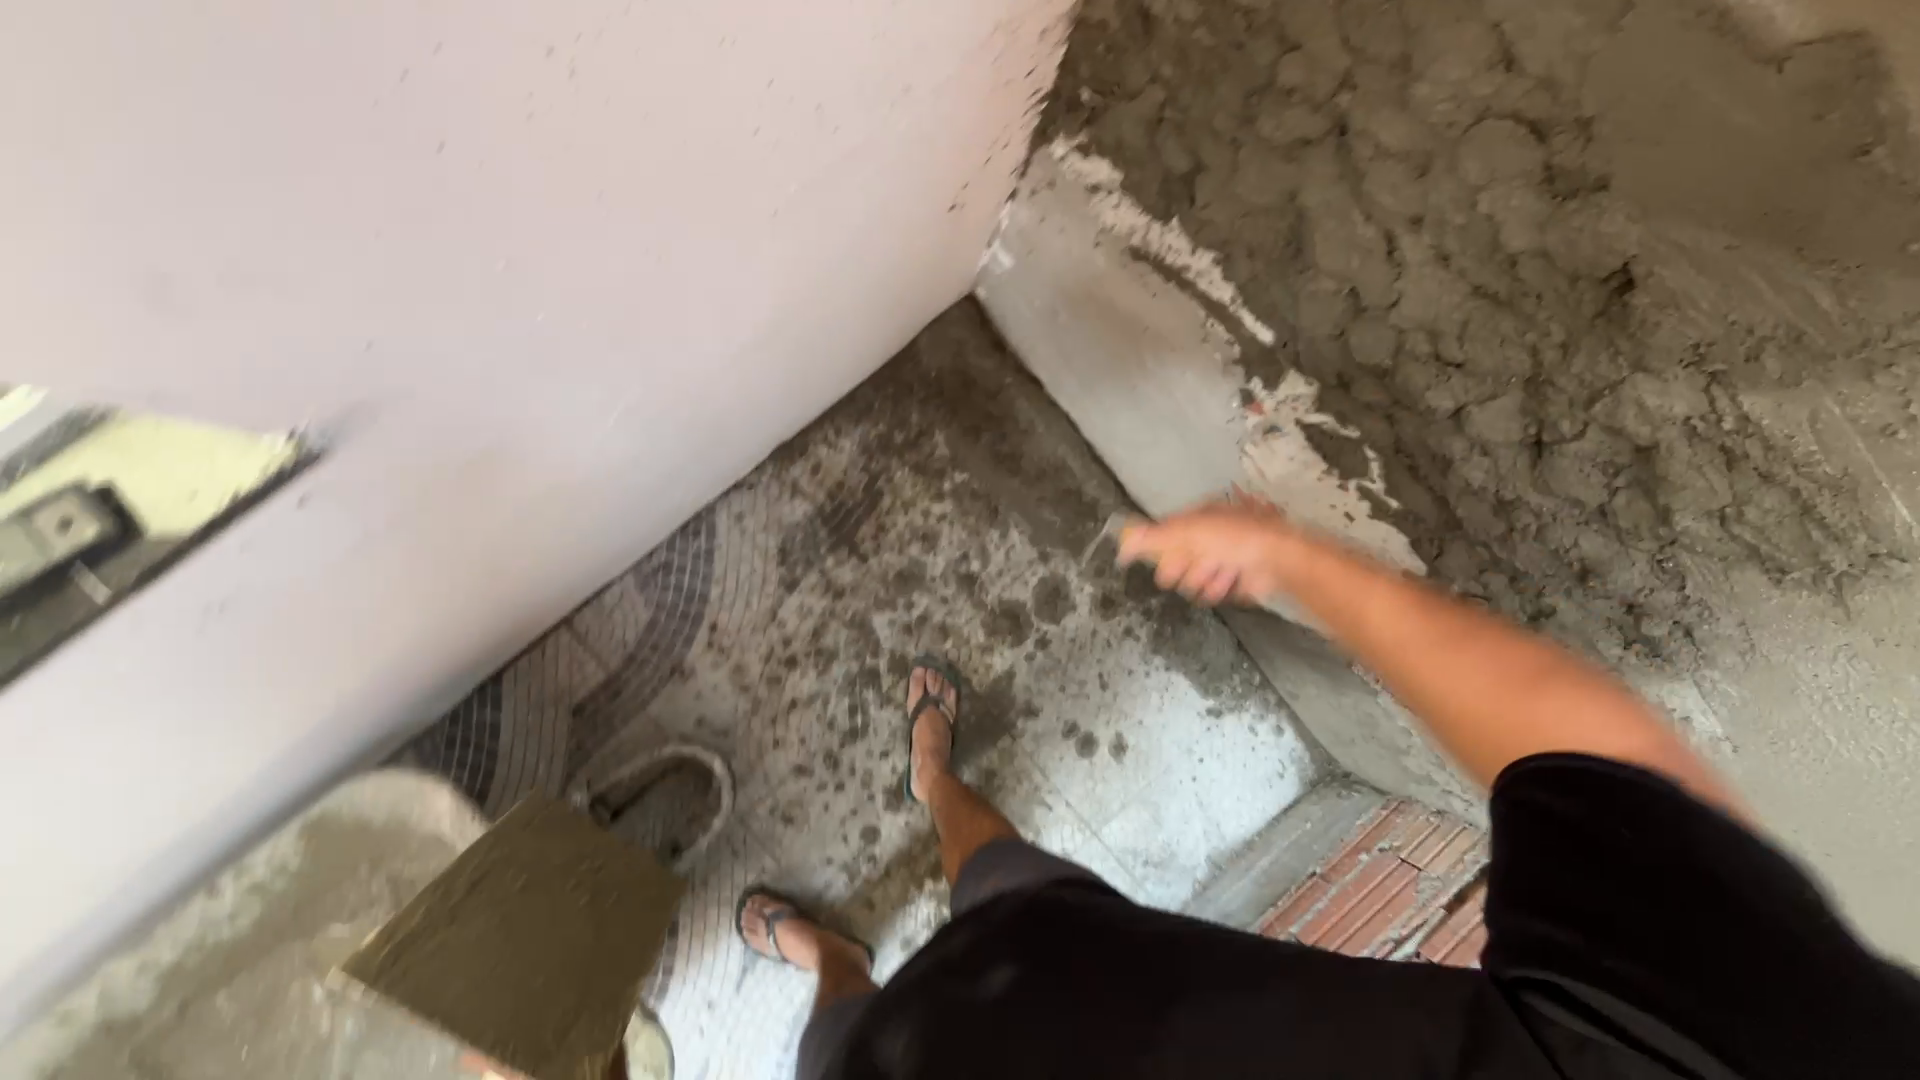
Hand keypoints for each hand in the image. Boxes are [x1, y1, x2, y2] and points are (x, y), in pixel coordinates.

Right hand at [1115, 497, 1296, 606]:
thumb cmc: (1232, 538)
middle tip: (1183, 579)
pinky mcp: (1249, 573)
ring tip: (1213, 583)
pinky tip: (1228, 587)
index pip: (1172, 533)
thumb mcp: (1187, 533)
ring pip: (1209, 572)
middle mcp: (1219, 531)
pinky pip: (1229, 584)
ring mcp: (1235, 553)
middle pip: (1189, 555)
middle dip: (1186, 569)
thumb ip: (1154, 538)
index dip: (1163, 552)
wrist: (1279, 557)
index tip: (1159, 571)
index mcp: (1203, 516)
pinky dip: (1227, 587)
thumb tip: (1122, 542)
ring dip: (1206, 580)